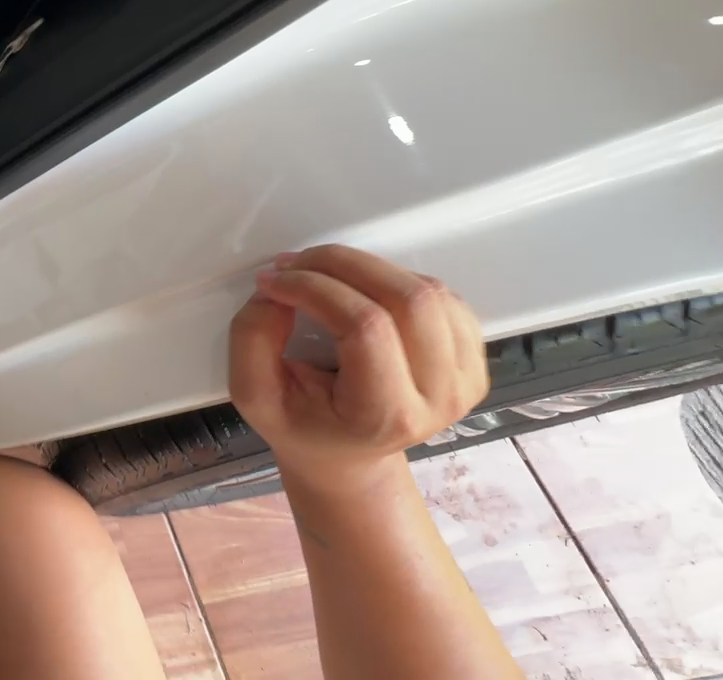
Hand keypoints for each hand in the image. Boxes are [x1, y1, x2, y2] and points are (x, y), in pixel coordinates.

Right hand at [229, 244, 489, 494]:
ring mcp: (465, 379)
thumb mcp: (250, 393)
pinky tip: (358, 288)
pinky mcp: (472, 361)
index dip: (312, 288)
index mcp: (385, 413)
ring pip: (428, 291)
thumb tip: (276, 290)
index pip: (364, 325)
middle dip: (341, 264)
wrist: (345, 457)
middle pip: (408, 299)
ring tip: (321, 273)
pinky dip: (394, 278)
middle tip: (295, 264)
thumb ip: (252, 338)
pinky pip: (444, 298)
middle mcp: (439, 396)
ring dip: (366, 266)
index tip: (271, 281)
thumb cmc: (297, 426)